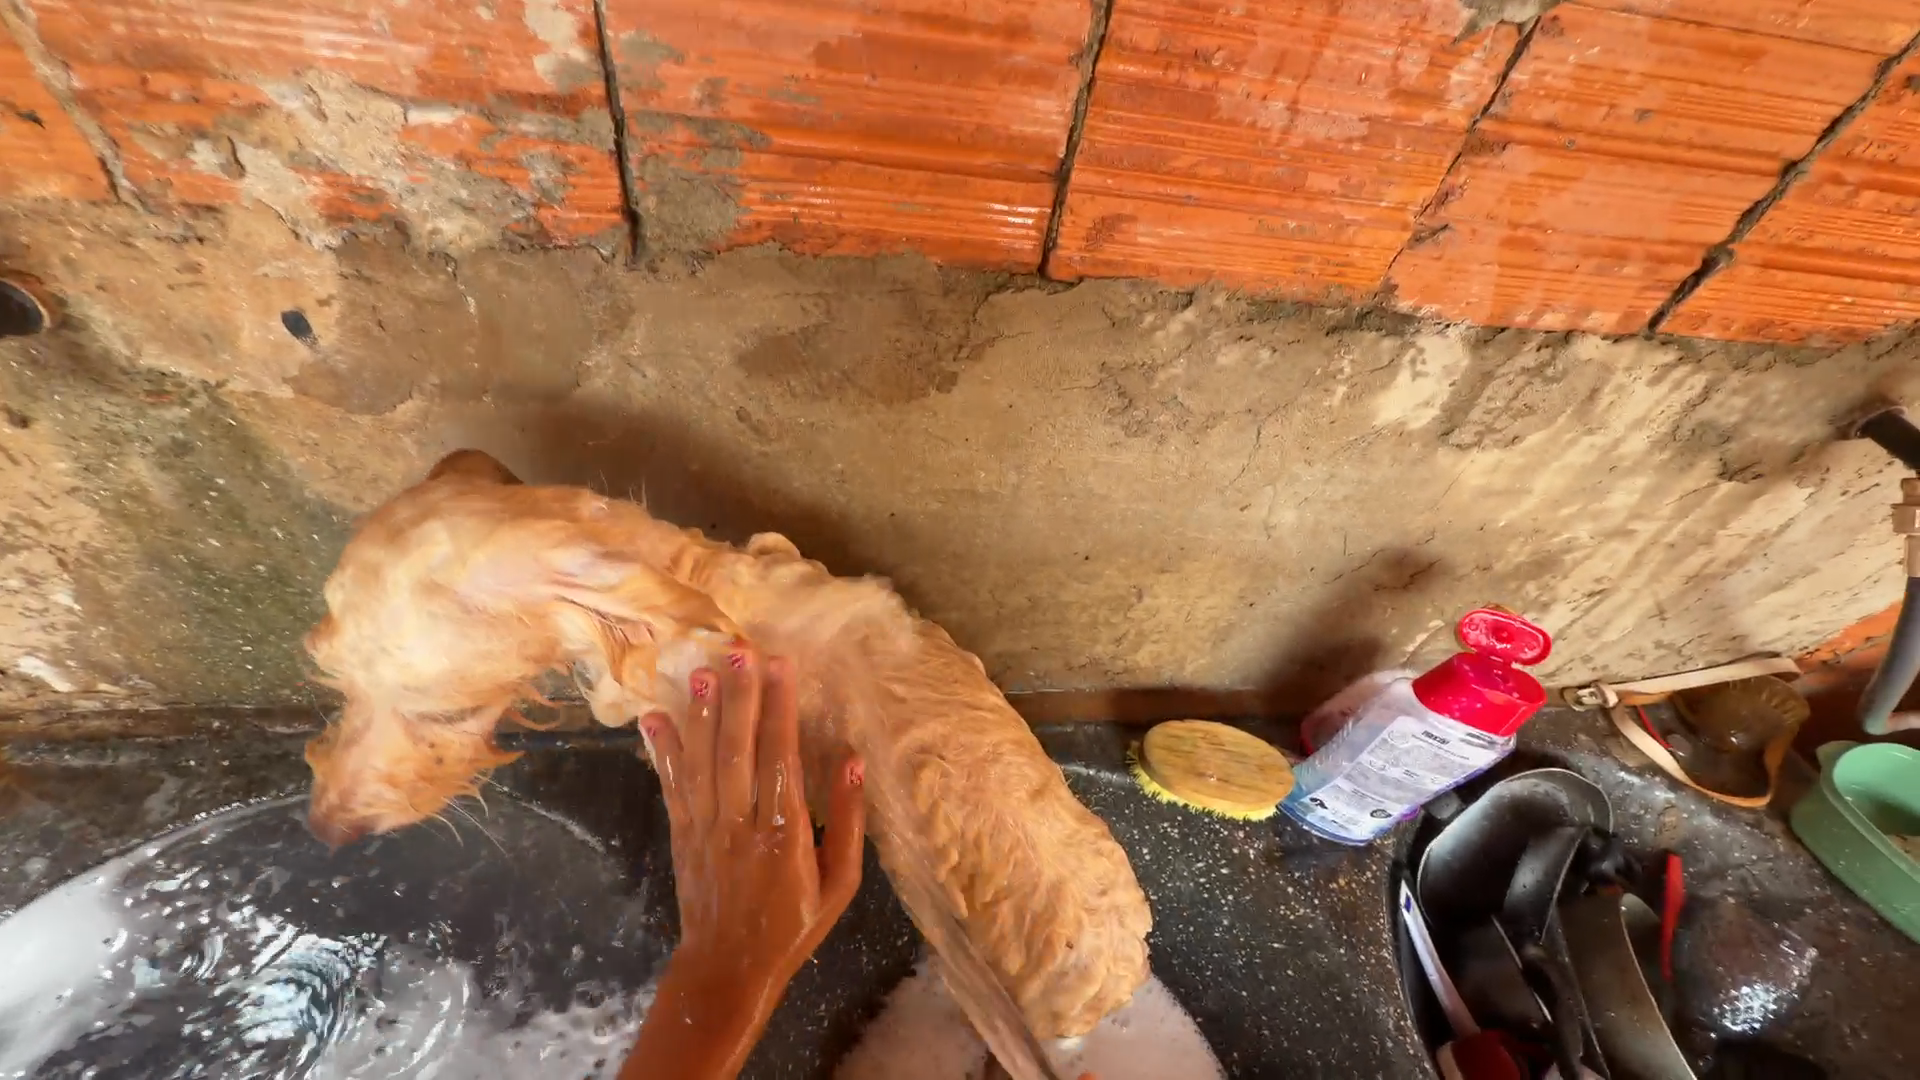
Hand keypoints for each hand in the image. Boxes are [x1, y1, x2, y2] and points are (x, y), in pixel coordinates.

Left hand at [622, 649, 866, 1079]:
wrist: (727, 970)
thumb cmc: (794, 923)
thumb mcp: (841, 882)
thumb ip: (850, 821)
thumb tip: (854, 762)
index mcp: (785, 831)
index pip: (782, 755)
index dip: (780, 707)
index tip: (780, 664)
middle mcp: (741, 821)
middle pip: (738, 748)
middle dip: (740, 695)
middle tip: (737, 649)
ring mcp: (706, 827)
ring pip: (703, 761)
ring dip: (702, 712)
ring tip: (701, 669)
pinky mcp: (682, 834)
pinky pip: (672, 786)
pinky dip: (662, 750)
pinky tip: (653, 717)